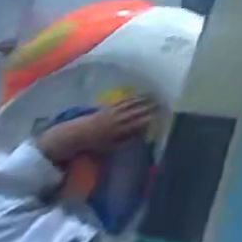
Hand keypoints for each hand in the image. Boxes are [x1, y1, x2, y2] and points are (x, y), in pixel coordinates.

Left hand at [36, 95, 155, 163]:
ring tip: (157, 96)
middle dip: (152, 106)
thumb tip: (142, 134)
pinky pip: (126, 99)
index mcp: (119, 130)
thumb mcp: (111, 147)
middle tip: (164, 103)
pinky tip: (142, 94)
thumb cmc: (95, 143)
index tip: (161, 115)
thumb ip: (127, 140)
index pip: (139, 122)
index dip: (151, 118)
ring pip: (133, 103)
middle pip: (138, 111)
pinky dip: (135, 96)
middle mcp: (119, 118)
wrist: (77, 134)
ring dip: (146, 99)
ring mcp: (115, 110)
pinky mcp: (111, 105)